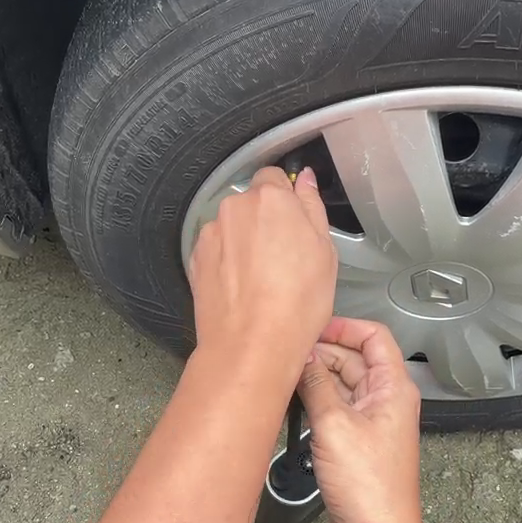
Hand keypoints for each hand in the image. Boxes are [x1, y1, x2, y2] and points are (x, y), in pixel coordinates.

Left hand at [187, 167, 337, 378]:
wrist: (251, 345)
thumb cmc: (296, 303)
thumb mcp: (325, 252)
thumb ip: (312, 206)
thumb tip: (305, 180)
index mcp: (271, 198)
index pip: (273, 177)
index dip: (286, 200)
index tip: (295, 223)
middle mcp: (235, 208)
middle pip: (252, 203)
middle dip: (266, 222)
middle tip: (285, 258)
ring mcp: (212, 233)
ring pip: (233, 227)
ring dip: (245, 242)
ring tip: (264, 279)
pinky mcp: (196, 258)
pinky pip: (218, 250)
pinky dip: (229, 262)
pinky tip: (245, 288)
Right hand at [296, 317, 425, 522]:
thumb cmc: (368, 484)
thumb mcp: (335, 424)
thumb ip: (316, 384)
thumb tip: (303, 356)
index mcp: (393, 387)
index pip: (374, 336)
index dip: (344, 326)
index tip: (313, 328)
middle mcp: (386, 400)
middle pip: (355, 359)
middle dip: (323, 352)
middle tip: (288, 354)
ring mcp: (371, 422)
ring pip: (342, 384)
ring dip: (316, 378)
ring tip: (285, 375)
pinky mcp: (356, 443)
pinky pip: (336, 409)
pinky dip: (316, 402)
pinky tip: (293, 401)